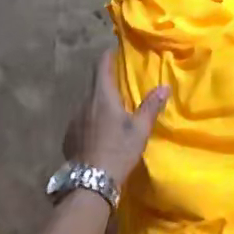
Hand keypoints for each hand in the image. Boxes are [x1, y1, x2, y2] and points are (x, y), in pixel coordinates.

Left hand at [64, 49, 169, 184]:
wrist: (91, 182)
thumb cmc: (118, 150)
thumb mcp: (139, 129)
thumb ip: (151, 106)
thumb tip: (165, 86)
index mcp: (101, 96)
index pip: (101, 66)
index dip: (108, 56)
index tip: (114, 51)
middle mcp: (84, 103)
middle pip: (94, 85)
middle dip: (106, 82)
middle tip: (120, 84)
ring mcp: (73, 120)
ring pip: (87, 104)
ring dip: (98, 104)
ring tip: (111, 112)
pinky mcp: (68, 136)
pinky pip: (81, 121)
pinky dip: (91, 122)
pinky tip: (99, 134)